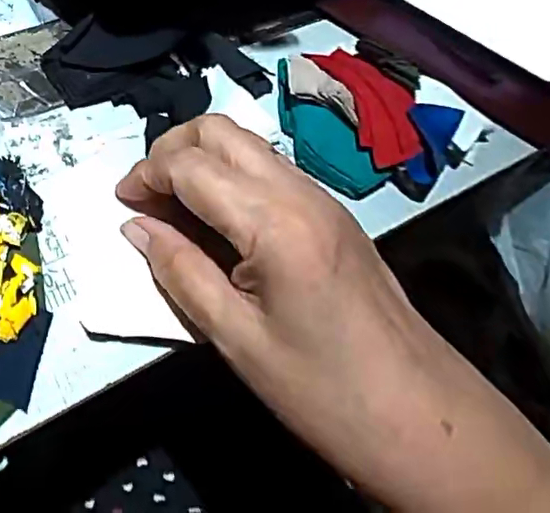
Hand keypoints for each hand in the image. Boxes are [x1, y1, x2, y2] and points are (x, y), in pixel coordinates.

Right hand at [116, 115, 549, 512]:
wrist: (428, 418)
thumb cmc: (327, 393)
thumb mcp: (238, 341)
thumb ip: (180, 272)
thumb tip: (137, 228)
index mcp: (273, 221)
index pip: (190, 165)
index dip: (146, 175)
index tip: (121, 201)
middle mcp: (298, 190)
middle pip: (218, 130)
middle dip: (170, 149)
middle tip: (146, 195)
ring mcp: (320, 195)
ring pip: (244, 141)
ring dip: (200, 158)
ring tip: (174, 205)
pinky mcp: (332, 209)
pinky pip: (267, 167)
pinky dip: (229, 173)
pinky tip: (217, 218)